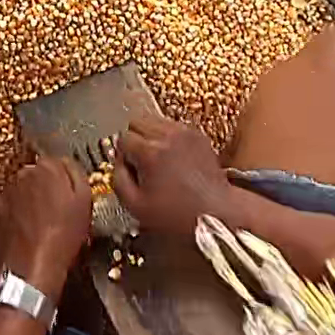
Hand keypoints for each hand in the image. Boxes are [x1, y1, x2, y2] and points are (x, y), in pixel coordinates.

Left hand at [0, 157, 91, 296]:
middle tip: (53, 210)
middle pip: (36, 174)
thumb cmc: (63, 236)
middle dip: (43, 187)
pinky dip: (14, 210)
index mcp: (48, 167)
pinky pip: (8, 202)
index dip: (62, 180)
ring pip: (21, 188)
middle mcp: (24, 172)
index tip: (66, 194)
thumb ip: (76, 174)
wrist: (32, 266)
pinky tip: (23, 227)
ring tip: (38, 222)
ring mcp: (7, 189)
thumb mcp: (84, 202)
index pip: (55, 163)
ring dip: (28, 198)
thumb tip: (67, 163)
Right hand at [113, 116, 237, 237]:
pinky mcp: (197, 134)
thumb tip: (118, 160)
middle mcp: (166, 136)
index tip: (130, 169)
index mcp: (149, 152)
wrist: (215, 213)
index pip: (123, 138)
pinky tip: (172, 156)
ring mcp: (184, 132)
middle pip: (136, 122)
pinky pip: (172, 125)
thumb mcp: (135, 205)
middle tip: (141, 161)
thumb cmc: (176, 215)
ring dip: (150, 135)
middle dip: (134, 139)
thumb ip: (118, 178)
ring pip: (154, 119)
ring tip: (157, 158)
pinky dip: (167, 135)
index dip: (123, 155)